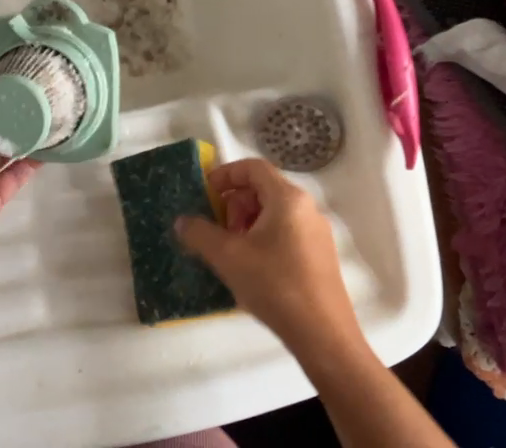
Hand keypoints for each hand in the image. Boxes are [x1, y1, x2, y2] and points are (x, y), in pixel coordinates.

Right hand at [175, 159, 362, 353]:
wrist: (324, 337)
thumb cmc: (275, 286)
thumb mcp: (228, 256)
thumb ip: (199, 233)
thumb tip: (182, 221)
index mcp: (288, 199)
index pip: (253, 168)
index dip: (225, 174)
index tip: (206, 193)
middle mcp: (307, 209)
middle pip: (263, 190)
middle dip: (234, 205)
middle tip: (218, 231)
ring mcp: (317, 234)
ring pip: (274, 214)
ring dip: (246, 224)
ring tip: (233, 253)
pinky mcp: (320, 257)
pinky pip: (286, 233)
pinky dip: (263, 240)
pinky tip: (252, 270)